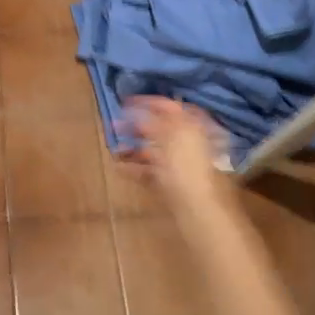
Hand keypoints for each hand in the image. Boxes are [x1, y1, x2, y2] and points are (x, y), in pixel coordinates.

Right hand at [124, 96, 228, 212]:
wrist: (199, 211)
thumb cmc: (187, 166)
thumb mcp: (170, 135)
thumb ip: (154, 120)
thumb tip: (139, 109)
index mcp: (193, 127)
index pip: (171, 108)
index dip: (149, 103)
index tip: (126, 102)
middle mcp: (189, 144)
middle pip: (160, 131)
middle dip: (137, 128)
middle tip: (115, 126)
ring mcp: (181, 166)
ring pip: (154, 152)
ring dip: (133, 149)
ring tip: (114, 150)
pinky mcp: (173, 186)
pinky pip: (151, 172)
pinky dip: (136, 169)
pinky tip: (119, 168)